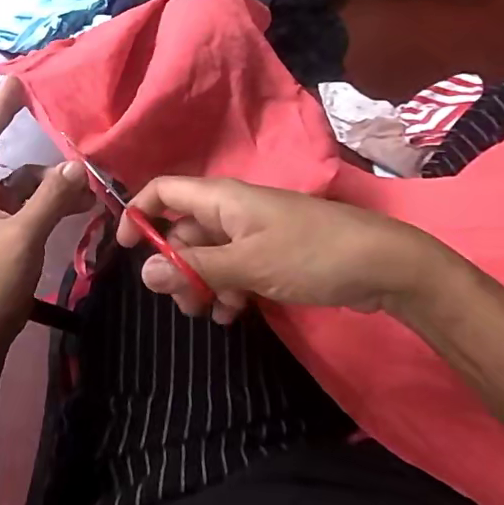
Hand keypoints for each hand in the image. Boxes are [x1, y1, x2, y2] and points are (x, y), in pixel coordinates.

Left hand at [0, 78, 92, 360]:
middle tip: (84, 154)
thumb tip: (77, 164)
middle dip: (50, 165)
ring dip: (59, 188)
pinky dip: (57, 205)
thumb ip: (51, 198)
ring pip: (31, 186)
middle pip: (16, 164)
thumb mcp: (22, 237)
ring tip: (93, 192)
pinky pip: (36, 206)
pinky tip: (85, 206)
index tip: (19, 79)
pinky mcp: (8, 231)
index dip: (1, 107)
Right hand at [115, 177, 468, 322]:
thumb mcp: (247, 264)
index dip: (138, 214)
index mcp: (221, 199)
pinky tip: (235, 313)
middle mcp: (232, 211)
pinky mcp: (271, 255)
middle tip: (184, 301)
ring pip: (207, 255)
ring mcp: (253, 233)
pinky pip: (234, 269)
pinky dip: (227, 289)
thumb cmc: (309, 254)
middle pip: (183, 231)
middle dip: (176, 266)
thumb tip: (143, 273)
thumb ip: (195, 268)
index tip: (124, 251)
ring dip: (201, 283)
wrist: (379, 263)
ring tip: (212, 312)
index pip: (164, 191)